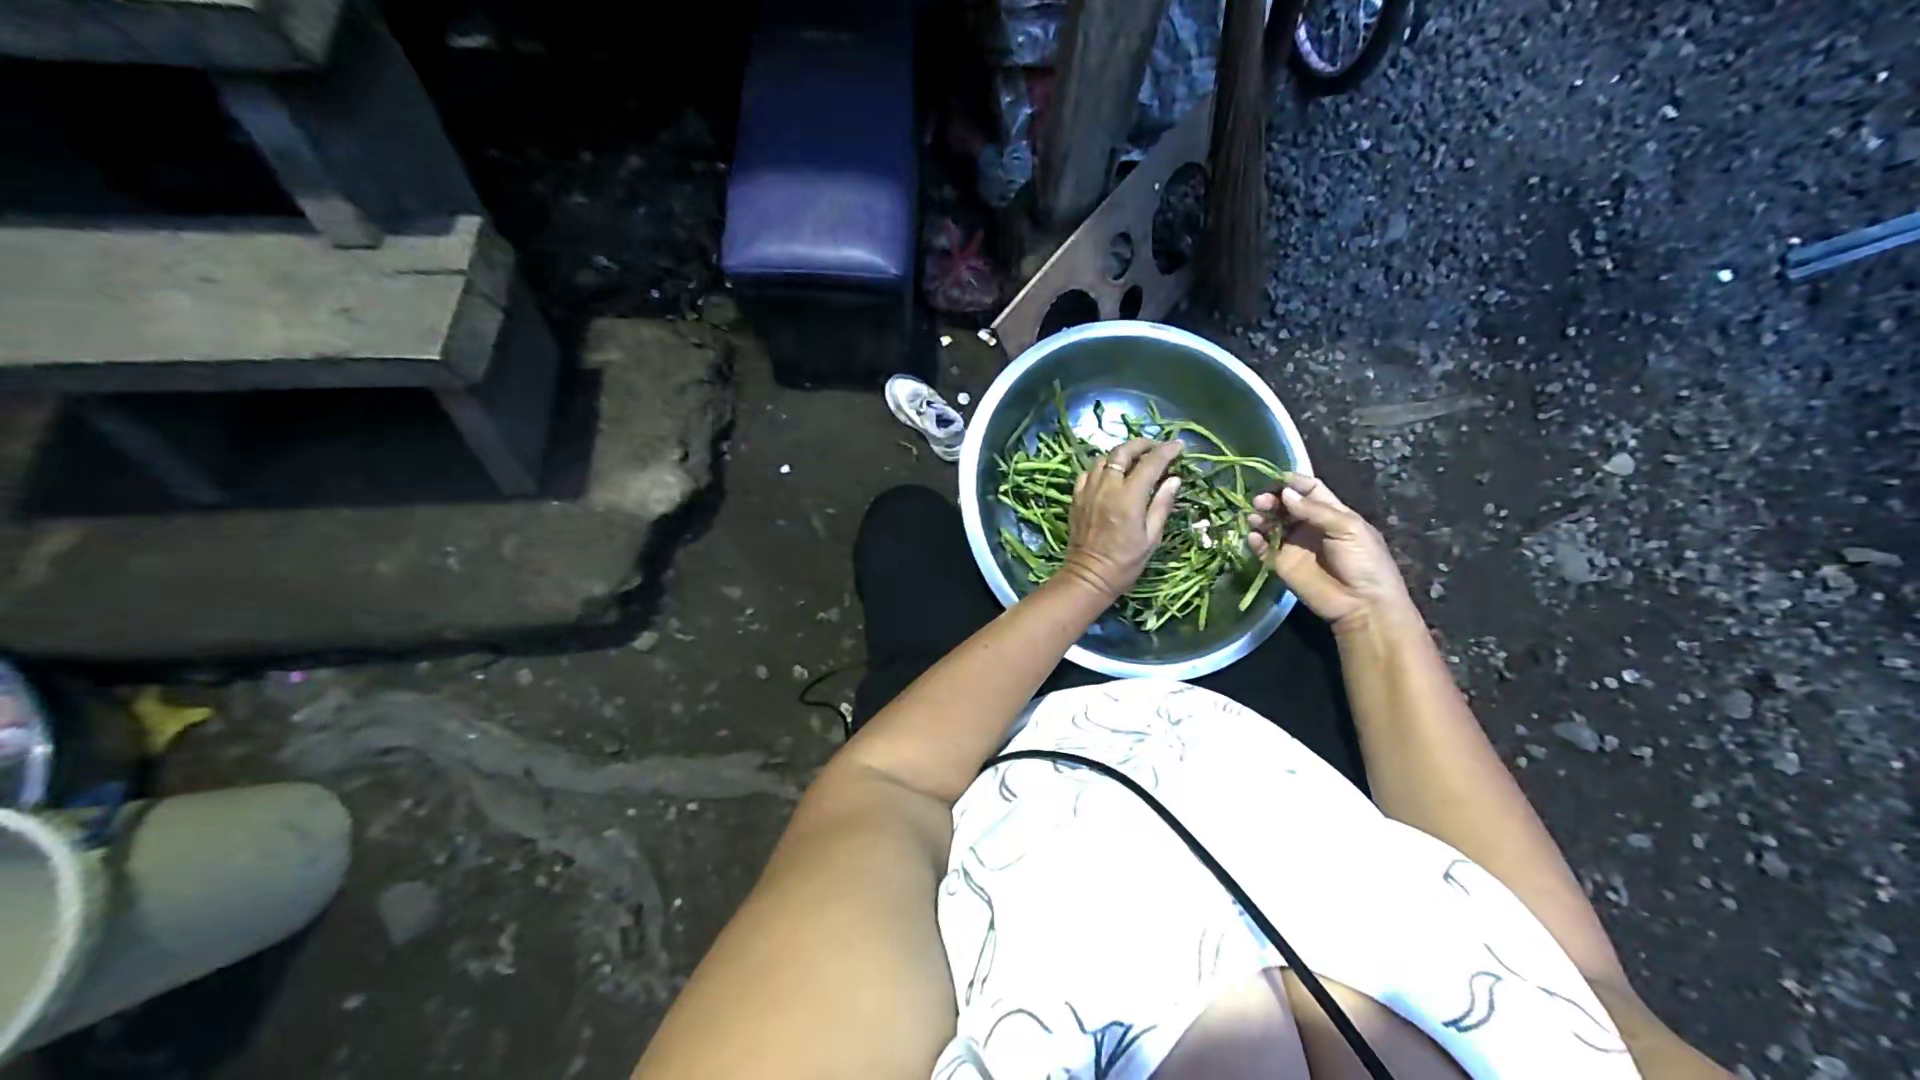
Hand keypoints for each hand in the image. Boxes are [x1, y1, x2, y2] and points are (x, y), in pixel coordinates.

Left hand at [1057, 438, 1183, 600]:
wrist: (1088, 576)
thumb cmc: (1125, 562)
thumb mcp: (1151, 536)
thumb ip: (1162, 504)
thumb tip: (1174, 479)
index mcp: (1129, 497)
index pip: (1150, 463)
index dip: (1167, 451)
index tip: (1179, 445)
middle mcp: (1106, 487)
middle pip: (1122, 452)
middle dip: (1142, 444)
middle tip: (1156, 447)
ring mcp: (1088, 490)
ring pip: (1103, 459)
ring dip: (1121, 454)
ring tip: (1134, 459)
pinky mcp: (1076, 497)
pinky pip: (1088, 472)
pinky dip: (1102, 467)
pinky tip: (1111, 474)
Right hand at [1247, 474, 1413, 632]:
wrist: (1362, 604)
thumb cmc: (1364, 561)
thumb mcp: (1347, 528)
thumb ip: (1314, 510)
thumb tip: (1284, 494)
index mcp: (1331, 513)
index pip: (1309, 490)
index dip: (1293, 482)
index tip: (1276, 479)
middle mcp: (1309, 526)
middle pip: (1285, 505)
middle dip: (1272, 499)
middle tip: (1261, 501)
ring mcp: (1294, 545)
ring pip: (1271, 524)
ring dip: (1261, 517)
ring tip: (1255, 517)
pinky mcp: (1281, 565)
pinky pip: (1263, 549)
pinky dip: (1255, 541)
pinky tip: (1253, 537)